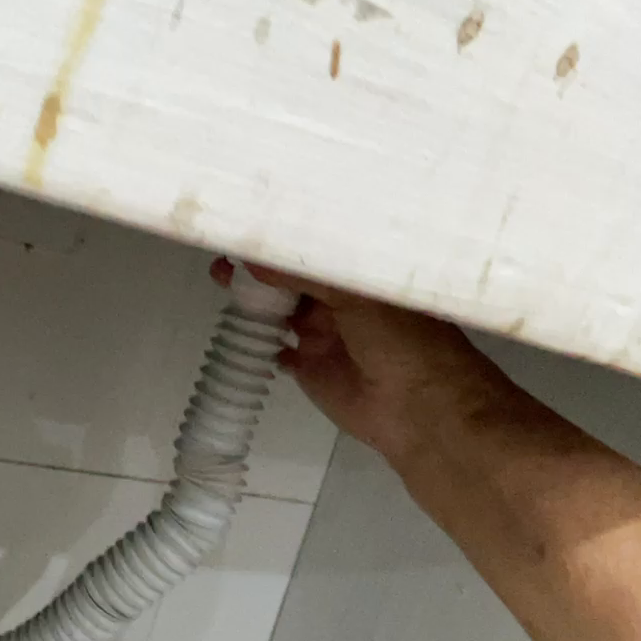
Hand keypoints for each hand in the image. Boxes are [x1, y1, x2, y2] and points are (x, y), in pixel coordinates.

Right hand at [209, 258, 509, 455]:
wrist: (419, 410)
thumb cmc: (401, 341)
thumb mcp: (356, 296)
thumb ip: (304, 276)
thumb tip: (254, 257)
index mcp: (360, 278)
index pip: (314, 254)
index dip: (282, 243)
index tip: (248, 231)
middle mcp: (340, 302)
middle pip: (290, 280)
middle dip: (258, 269)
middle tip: (225, 257)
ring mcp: (322, 335)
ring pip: (278, 310)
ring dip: (252, 297)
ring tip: (221, 280)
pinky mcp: (307, 367)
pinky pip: (275, 348)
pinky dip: (256, 339)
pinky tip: (237, 324)